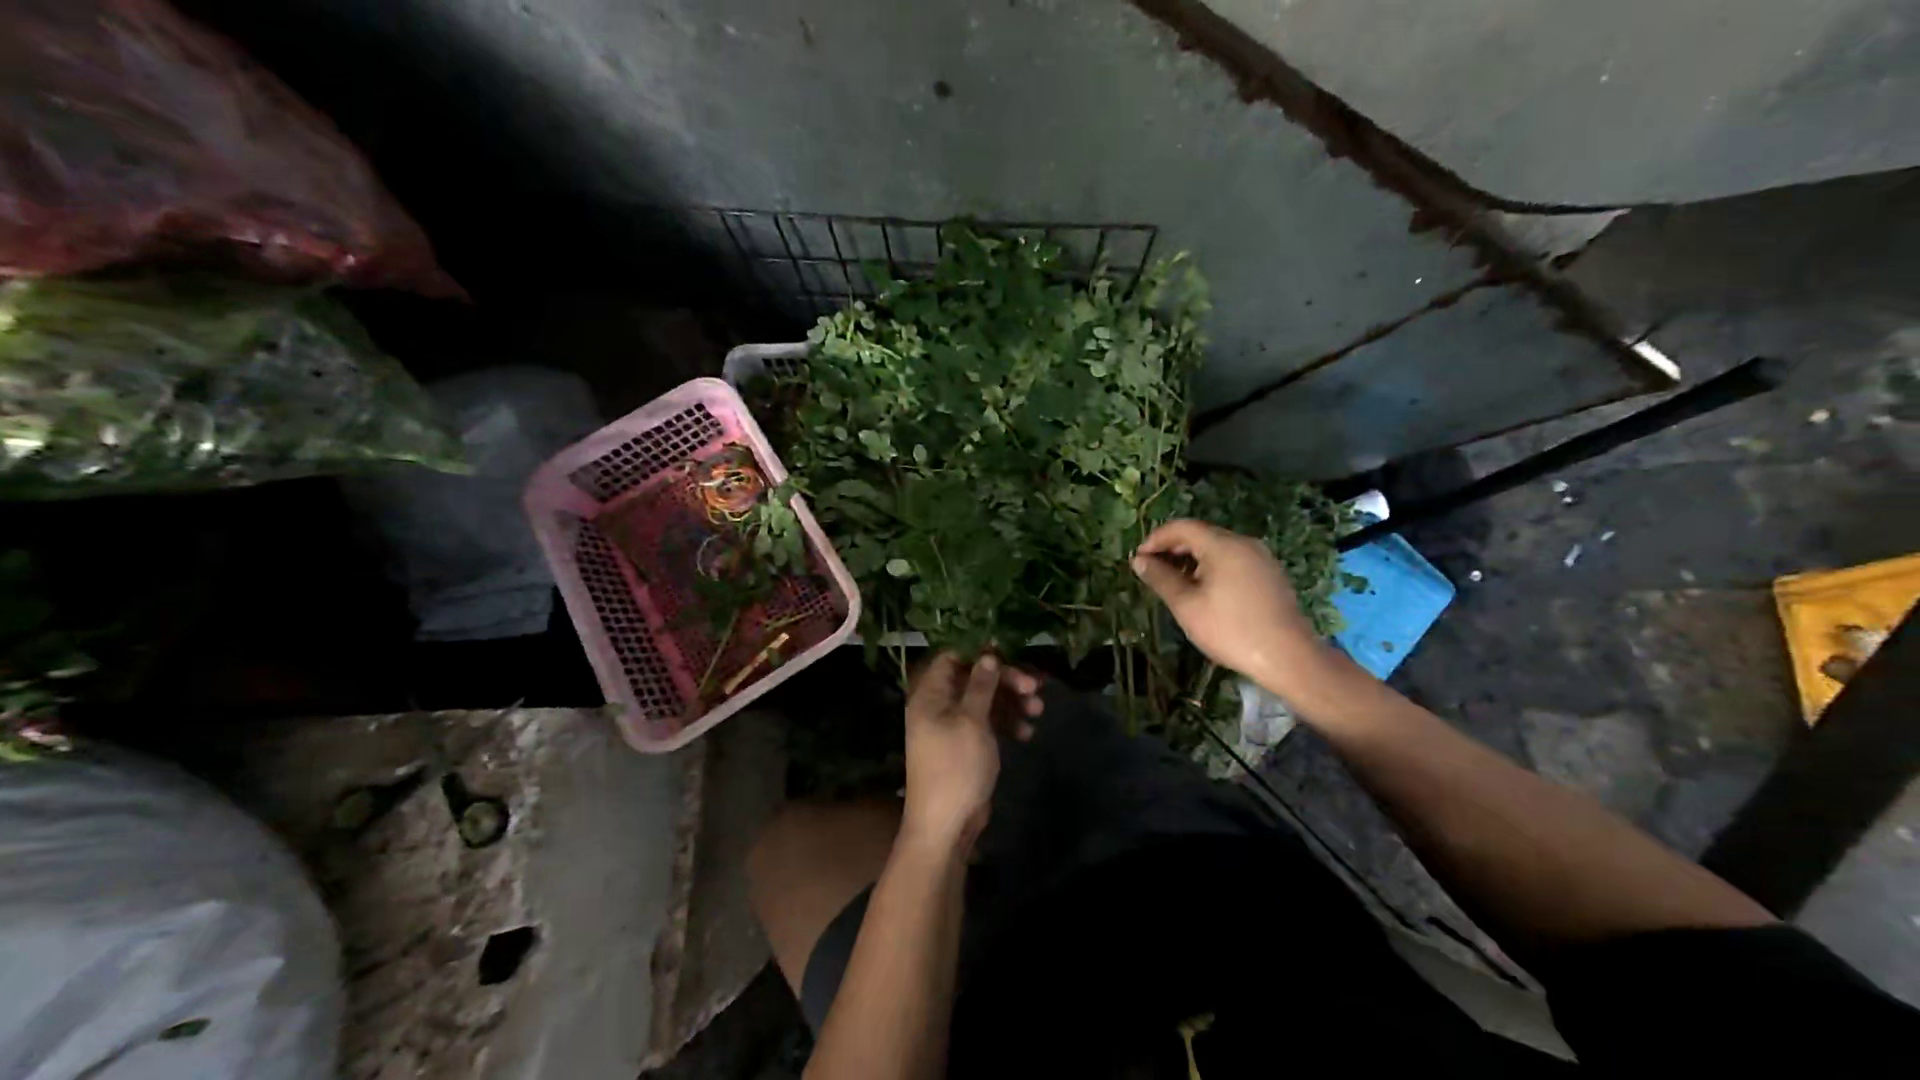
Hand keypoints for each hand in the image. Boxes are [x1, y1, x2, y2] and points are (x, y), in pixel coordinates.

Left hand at [900, 653, 1042, 855]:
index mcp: (930, 695)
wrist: (946, 825)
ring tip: (1038, 711)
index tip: (1011, 657)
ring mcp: (952, 726)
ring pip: (985, 701)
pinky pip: (988, 723)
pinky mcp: (966, 745)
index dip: (981, 655)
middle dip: (1006, 681)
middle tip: (1035, 688)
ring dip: (1012, 702)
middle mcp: (938, 705)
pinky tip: (1026, 734)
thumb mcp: (972, 721)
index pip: (953, 658)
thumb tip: (988, 655)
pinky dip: (1006, 724)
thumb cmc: (956, 767)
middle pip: (974, 679)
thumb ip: (981, 685)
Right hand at [1132, 519, 1331, 691]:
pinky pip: (1234, 560)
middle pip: (1201, 534)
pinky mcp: (1269, 574)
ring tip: (1174, 583)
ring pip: (1218, 548)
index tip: (1139, 558)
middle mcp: (1244, 543)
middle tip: (1152, 570)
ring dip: (1192, 559)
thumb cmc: (1231, 630)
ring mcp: (1261, 558)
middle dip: (1173, 548)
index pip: (1182, 527)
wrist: (1288, 657)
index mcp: (1223, 546)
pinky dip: (1212, 567)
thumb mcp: (1187, 606)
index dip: (1156, 539)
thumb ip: (1161, 579)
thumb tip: (1139, 561)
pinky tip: (1204, 591)